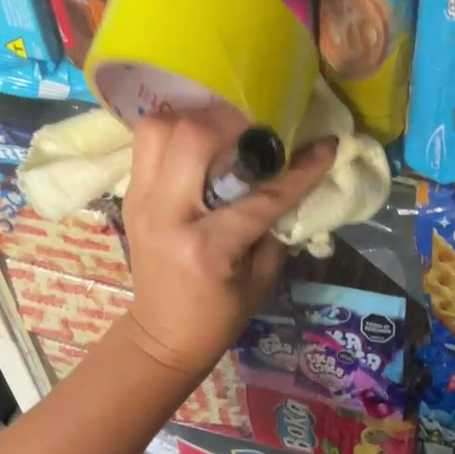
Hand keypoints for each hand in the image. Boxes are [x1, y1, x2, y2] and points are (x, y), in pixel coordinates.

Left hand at [117, 106, 337, 374]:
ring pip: (160, 127)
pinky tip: (201, 142)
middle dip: (231, 121)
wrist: (163, 336)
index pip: (259, 197)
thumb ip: (275, 229)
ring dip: (195, 118)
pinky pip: (149, 143)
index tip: (324, 147)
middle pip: (192, 136)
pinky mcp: (131, 196)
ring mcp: (141, 202)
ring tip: (222, 130)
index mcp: (208, 248)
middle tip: (256, 128)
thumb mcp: (259, 280)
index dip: (298, 170)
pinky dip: (176, 132)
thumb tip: (293, 181)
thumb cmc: (218, 317)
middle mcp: (169, 216)